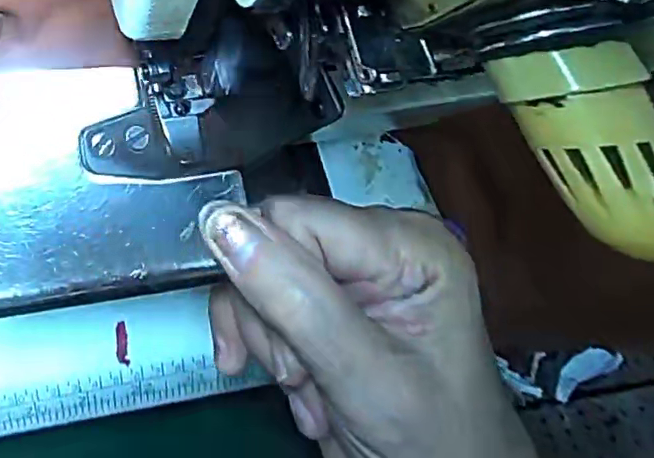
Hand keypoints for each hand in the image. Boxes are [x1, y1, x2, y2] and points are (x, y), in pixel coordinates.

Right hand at [199, 196, 535, 457]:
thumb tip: (219, 220)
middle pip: (269, 242)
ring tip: (305, 392)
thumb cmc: (434, 447)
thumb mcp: (368, 379)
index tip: (295, 354)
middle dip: (270, 317)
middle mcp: (374, 241)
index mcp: (405, 242)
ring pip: (254, 268)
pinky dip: (260, 339)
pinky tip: (294, 385)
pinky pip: (256, 288)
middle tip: (299, 378)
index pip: (291, 218)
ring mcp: (350, 267)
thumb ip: (296, 299)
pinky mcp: (325, 292)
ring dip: (266, 339)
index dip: (273, 277)